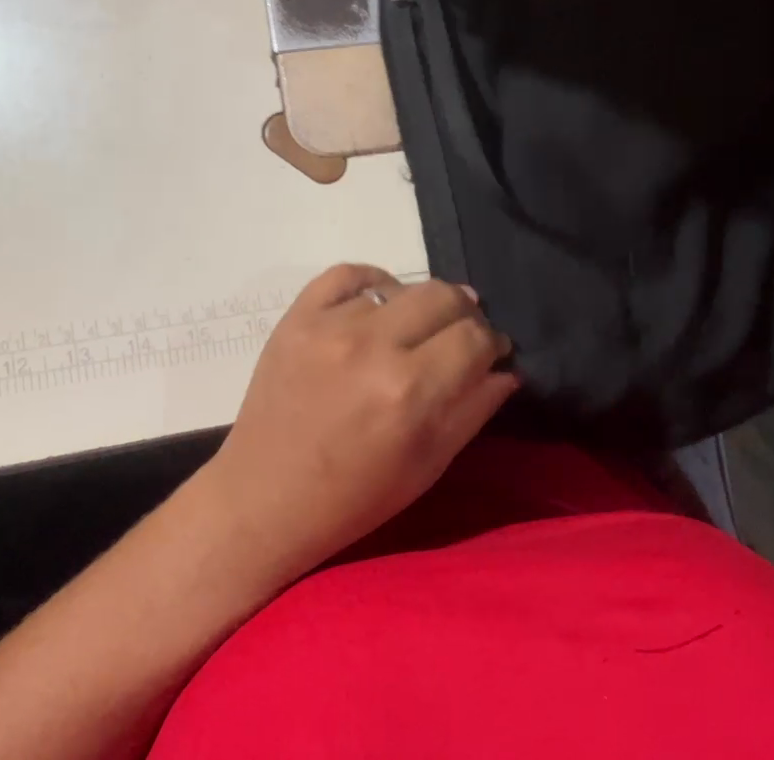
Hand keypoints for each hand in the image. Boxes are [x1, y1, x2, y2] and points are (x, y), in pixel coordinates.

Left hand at [200, 265, 517, 576]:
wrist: (265, 499)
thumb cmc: (356, 497)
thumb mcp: (429, 465)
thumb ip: (475, 410)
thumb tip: (508, 368)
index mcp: (411, 391)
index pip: (476, 338)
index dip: (492, 344)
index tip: (491, 354)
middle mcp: (373, 347)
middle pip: (445, 297)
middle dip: (465, 316)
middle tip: (459, 339)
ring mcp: (330, 326)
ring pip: (402, 286)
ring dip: (420, 306)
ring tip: (414, 331)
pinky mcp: (296, 318)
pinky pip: (347, 274)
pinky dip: (372, 283)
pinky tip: (379, 304)